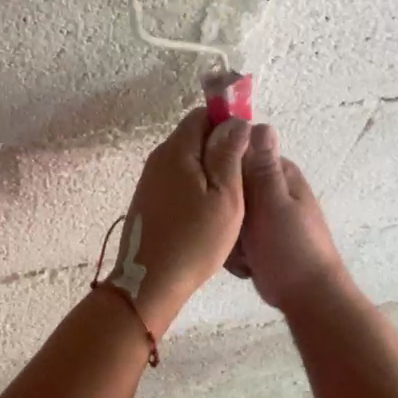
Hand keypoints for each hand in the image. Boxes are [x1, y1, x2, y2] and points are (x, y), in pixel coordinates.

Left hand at [106, 108, 250, 335]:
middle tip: (243, 177)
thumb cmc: (195, 240)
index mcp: (176, 151)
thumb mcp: (225, 196)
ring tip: (231, 197)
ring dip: (209, 170)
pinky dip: (196, 186)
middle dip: (220, 148)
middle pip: (193, 136)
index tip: (248, 147)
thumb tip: (235, 120)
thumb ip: (228, 154)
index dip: (228, 123)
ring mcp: (151, 179)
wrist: (150, 281)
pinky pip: (178, 179)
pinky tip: (210, 211)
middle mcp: (158, 158)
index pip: (202, 116)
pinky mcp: (149, 199)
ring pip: (186, 159)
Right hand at [238, 124, 347, 311]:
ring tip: (239, 250)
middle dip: (224, 208)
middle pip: (228, 184)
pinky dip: (232, 249)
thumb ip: (263, 167)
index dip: (221, 167)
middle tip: (231, 228)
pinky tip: (241, 262)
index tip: (213, 186)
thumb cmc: (292, 248)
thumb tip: (258, 123)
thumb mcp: (274, 203)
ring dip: (227, 232)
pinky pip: (230, 234)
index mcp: (278, 173)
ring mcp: (262, 215)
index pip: (237, 153)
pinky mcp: (256, 238)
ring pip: (226, 212)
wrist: (308, 299)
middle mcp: (270, 188)